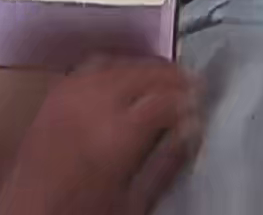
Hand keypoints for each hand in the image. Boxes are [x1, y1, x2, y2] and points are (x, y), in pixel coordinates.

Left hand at [0, 57, 201, 214]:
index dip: (188, 96)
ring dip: (145, 66)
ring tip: (164, 75)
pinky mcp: (57, 90)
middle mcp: (95, 100)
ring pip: (119, 63)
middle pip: (142, 73)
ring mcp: (73, 90)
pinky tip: (126, 73)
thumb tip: (191, 130)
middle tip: (191, 80)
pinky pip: (94, 63)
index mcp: (117, 133)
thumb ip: (163, 164)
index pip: (163, 100)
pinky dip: (117, 64)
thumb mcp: (131, 204)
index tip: (204, 96)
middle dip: (170, 75)